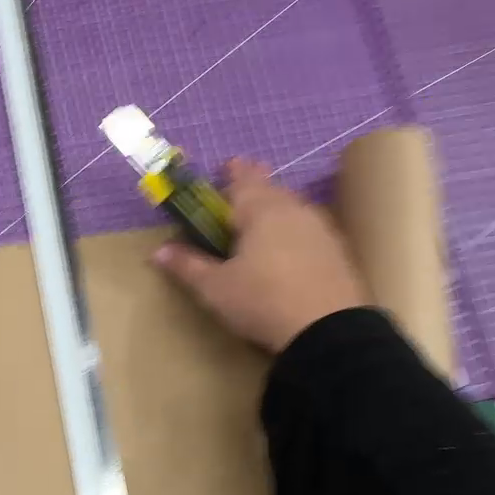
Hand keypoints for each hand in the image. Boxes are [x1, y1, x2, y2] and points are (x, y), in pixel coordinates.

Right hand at [150, 158, 369, 352]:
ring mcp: (320, 229)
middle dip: (255, 188)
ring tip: (262, 222)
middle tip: (241, 193)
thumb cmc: (261, 300)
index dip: (233, 171)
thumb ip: (188, 266)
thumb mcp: (215, 288)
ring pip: (293, 209)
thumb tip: (158, 252)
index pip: (244, 180)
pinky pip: (308, 230)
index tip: (226, 165)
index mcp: (260, 211)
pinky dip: (293, 232)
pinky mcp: (336, 251)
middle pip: (272, 190)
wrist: (327, 328)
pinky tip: (288, 249)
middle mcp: (293, 210)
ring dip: (276, 210)